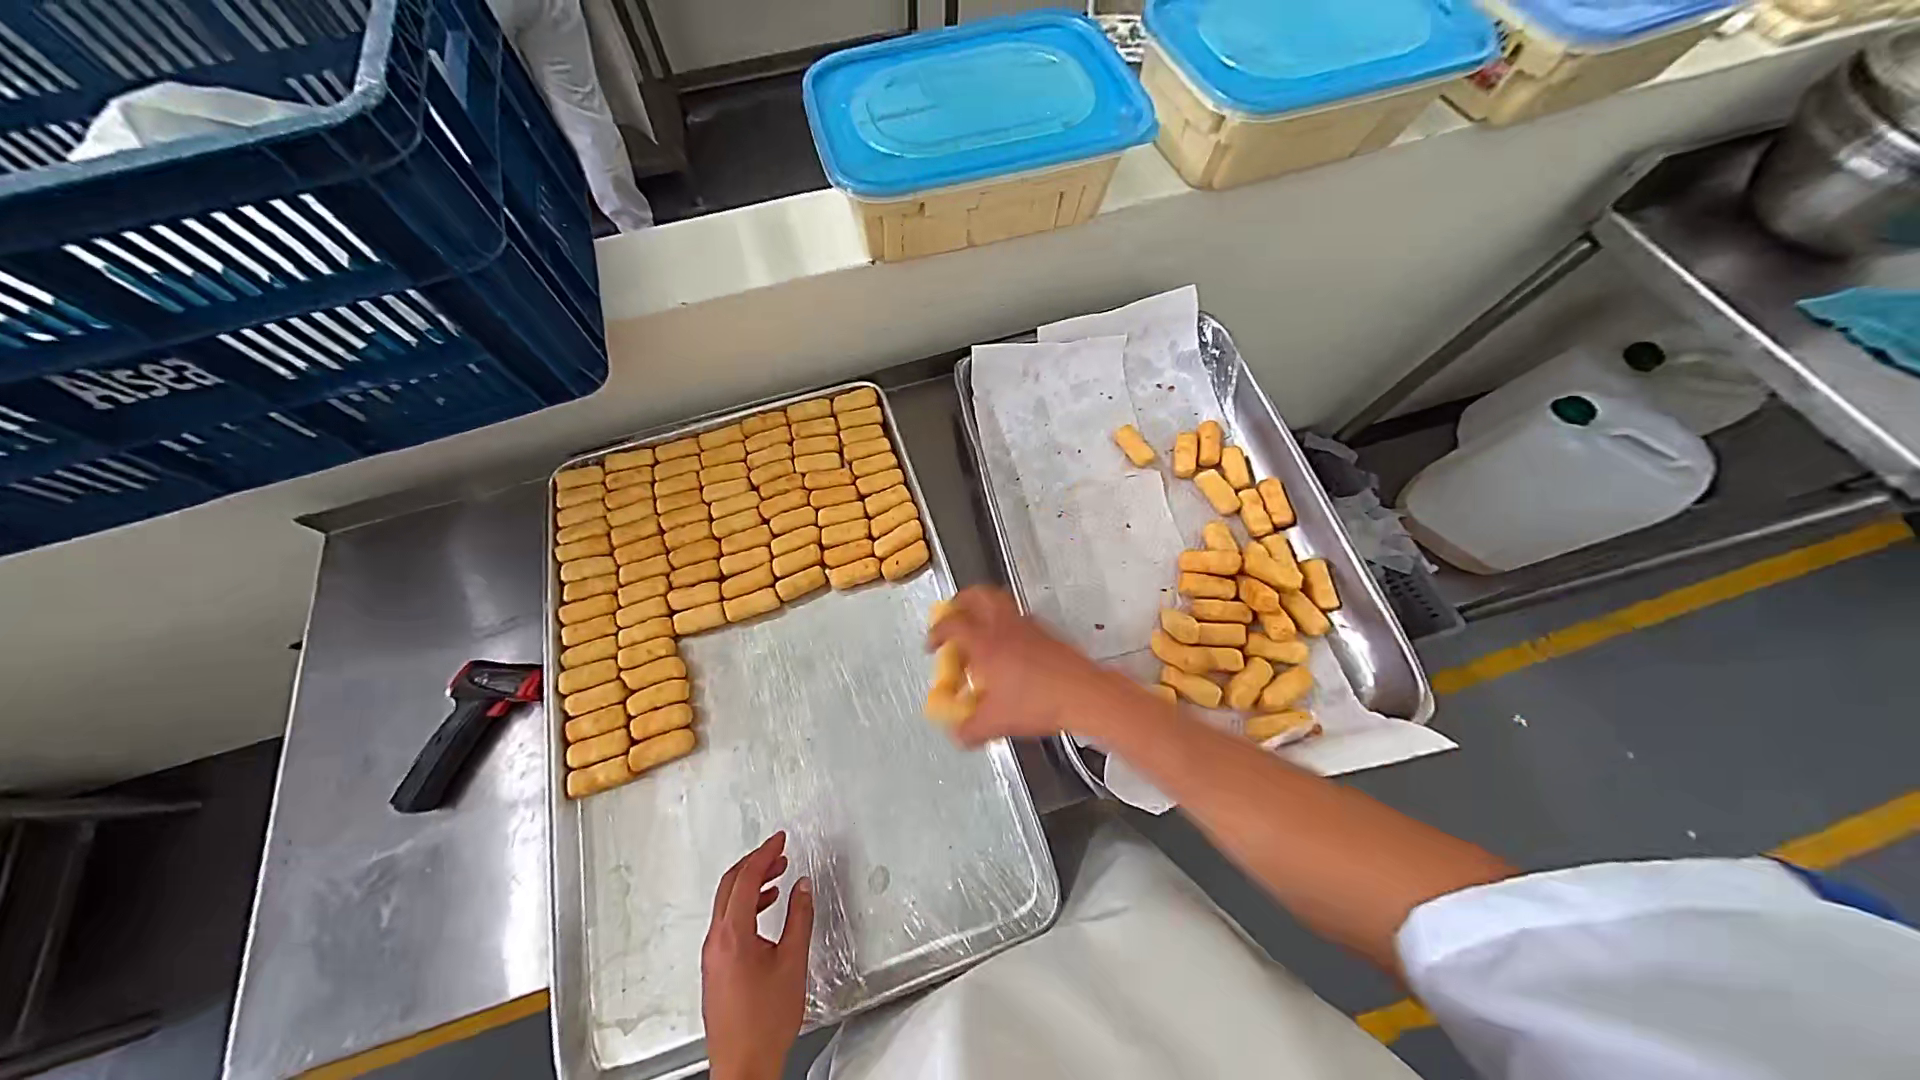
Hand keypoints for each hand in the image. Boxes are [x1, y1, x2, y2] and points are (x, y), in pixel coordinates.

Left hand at [702, 832, 812, 1079]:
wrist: (743, 1066)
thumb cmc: (765, 1022)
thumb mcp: (793, 962)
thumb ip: (799, 917)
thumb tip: (802, 887)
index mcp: (732, 935)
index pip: (746, 879)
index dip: (764, 854)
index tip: (779, 840)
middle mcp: (716, 941)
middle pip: (730, 886)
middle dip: (756, 863)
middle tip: (778, 850)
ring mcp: (713, 955)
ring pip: (727, 904)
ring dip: (752, 884)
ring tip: (777, 875)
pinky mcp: (716, 967)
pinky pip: (728, 922)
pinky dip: (747, 906)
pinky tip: (767, 910)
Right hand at [928, 586, 1165, 746]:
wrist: (1084, 695)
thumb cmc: (1041, 702)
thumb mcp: (994, 723)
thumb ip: (969, 729)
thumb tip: (960, 733)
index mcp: (985, 643)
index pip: (951, 625)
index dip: (936, 632)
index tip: (933, 643)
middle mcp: (1004, 628)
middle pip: (976, 595)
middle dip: (960, 602)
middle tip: (953, 613)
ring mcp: (1027, 626)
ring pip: (999, 601)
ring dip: (984, 607)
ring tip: (979, 625)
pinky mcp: (1046, 632)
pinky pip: (1019, 617)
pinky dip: (1007, 622)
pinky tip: (1010, 644)